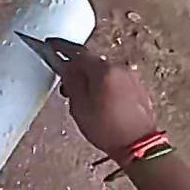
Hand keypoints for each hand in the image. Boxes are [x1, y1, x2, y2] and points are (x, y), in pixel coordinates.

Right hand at [56, 41, 159, 157]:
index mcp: (103, 70)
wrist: (139, 145)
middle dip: (76, 70)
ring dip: (91, 79)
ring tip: (83, 99)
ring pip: (103, 71)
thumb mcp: (79, 107)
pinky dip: (104, 84)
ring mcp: (130, 76)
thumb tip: (66, 67)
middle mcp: (119, 68)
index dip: (61, 47)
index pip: (77, 52)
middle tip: (66, 86)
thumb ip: (71, 82)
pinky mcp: (137, 86)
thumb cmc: (108, 129)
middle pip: (91, 61)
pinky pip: (115, 79)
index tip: (51, 44)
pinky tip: (99, 101)